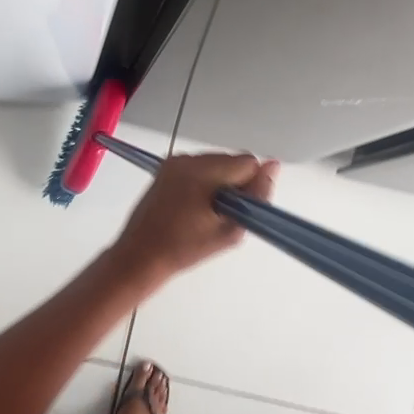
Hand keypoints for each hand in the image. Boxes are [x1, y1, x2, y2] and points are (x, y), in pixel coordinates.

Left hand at [109, 151, 277, 283]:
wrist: (140, 255)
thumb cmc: (184, 248)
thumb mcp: (230, 229)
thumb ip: (256, 197)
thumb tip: (273, 166)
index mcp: (204, 171)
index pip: (248, 162)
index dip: (250, 186)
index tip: (238, 209)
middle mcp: (188, 158)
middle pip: (231, 160)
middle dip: (233, 183)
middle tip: (220, 215)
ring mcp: (173, 161)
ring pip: (215, 163)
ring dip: (218, 183)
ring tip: (203, 213)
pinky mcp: (164, 169)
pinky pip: (197, 168)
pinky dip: (201, 182)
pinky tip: (191, 207)